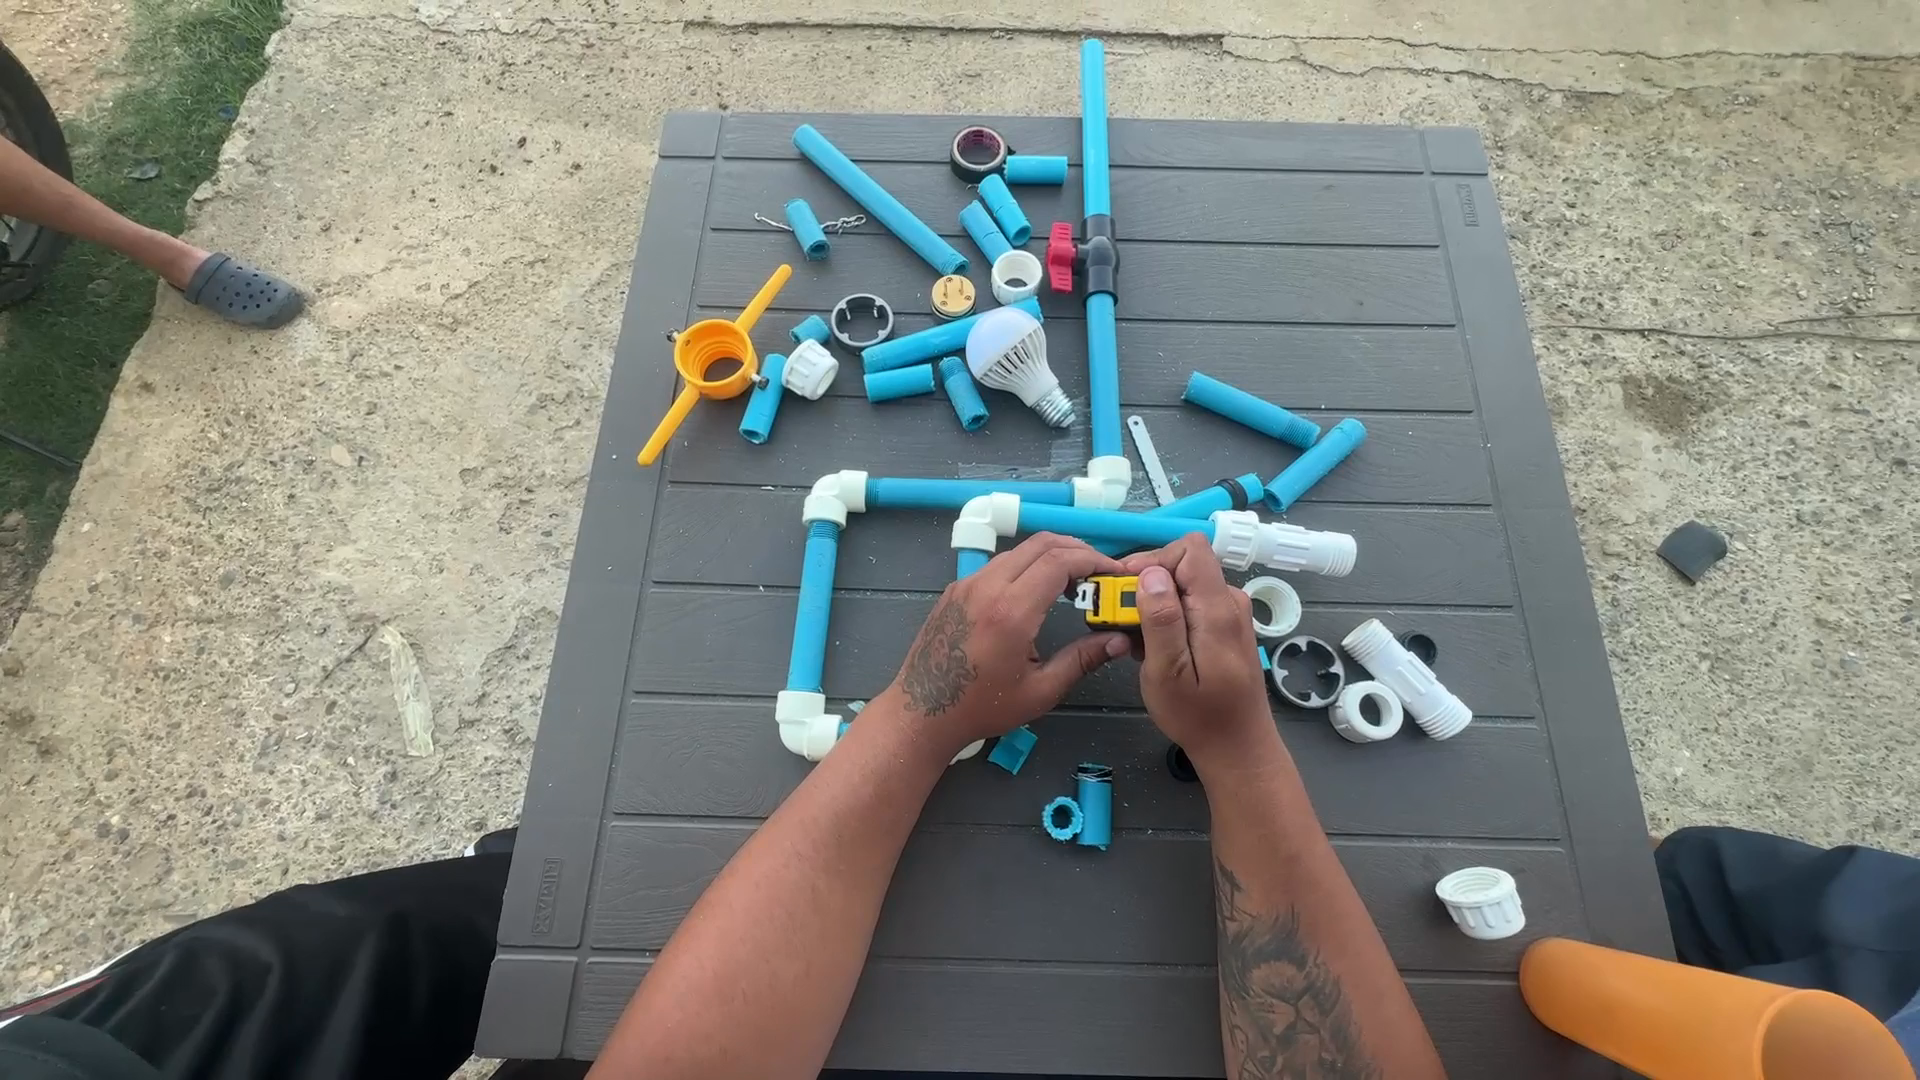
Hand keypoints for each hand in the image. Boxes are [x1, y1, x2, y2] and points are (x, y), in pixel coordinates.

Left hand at [875, 533, 1131, 753]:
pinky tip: (1036, 590)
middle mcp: (987, 587)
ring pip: (1018, 551)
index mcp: (1011, 611)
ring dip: (1050, 556)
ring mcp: (967, 584)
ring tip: (1073, 581)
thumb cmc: (982, 707)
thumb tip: (1119, 641)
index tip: (1113, 573)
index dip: (1093, 560)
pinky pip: (997, 565)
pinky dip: (1025, 566)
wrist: (922, 711)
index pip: (1059, 561)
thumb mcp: (1040, 691)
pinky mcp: (955, 589)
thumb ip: (1082, 660)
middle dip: (1077, 550)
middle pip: (1040, 544)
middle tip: (1099, 570)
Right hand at [1120, 536, 1279, 767]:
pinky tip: (1155, 647)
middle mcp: (1229, 602)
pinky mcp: (1225, 627)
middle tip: (1123, 620)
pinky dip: (1168, 617)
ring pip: (1184, 585)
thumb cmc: (1198, 717)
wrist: (1237, 748)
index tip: (1128, 591)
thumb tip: (1150, 573)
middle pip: (1184, 564)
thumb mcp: (1167, 673)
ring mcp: (1230, 614)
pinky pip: (1191, 603)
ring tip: (1137, 639)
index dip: (1154, 560)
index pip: (1190, 549)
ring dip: (1155, 604)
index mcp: (1217, 609)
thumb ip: (1161, 620)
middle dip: (1148, 585)